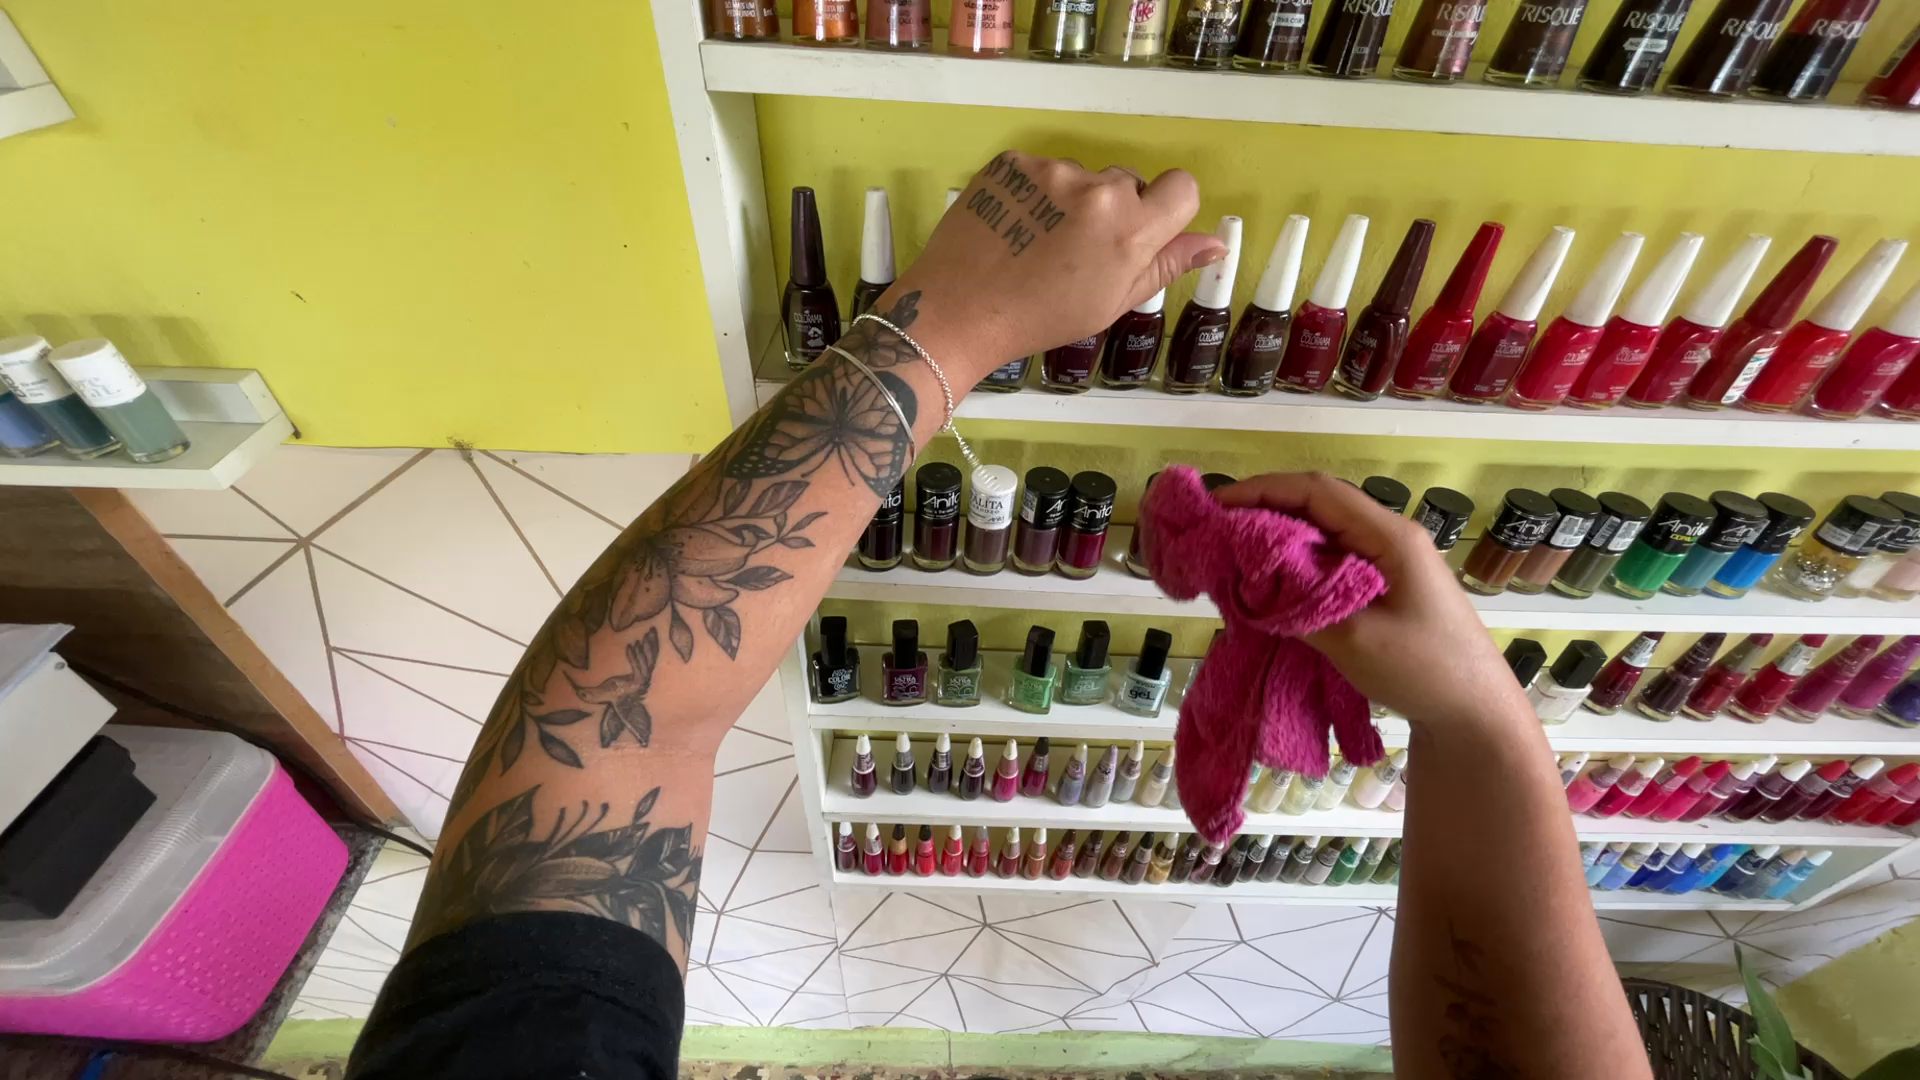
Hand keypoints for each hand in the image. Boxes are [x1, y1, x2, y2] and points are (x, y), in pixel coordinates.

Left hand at [886, 150, 1227, 380]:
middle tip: (1075, 256)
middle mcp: (1097, 188)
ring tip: (1036, 247)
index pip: (1181, 188)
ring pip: (1080, 178)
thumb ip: (1163, 267)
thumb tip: (1215, 244)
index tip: (1138, 237)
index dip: (1165, 213)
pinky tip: (1012, 231)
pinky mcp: (1011, 162)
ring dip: (1070, 203)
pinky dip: (1032, 195)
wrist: (959, 313)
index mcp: (1130, 229)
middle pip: (1127, 183)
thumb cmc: (1039, 320)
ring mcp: (1050, 170)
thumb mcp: (1109, 304)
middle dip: (1113, 213)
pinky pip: (1039, 171)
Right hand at [1215, 472, 1525, 727]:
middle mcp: (1385, 535)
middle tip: (1214, 527)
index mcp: (1388, 536)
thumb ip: (1297, 605)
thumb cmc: (1424, 670)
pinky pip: (1324, 555)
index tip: (1215, 506)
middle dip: (1260, 506)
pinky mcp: (1376, 581)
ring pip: (1317, 529)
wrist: (1475, 713)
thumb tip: (1246, 583)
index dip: (1260, 490)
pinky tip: (1264, 576)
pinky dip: (1288, 558)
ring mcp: (1382, 557)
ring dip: (1272, 532)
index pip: (1315, 491)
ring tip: (1229, 547)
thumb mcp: (1354, 639)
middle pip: (1314, 502)